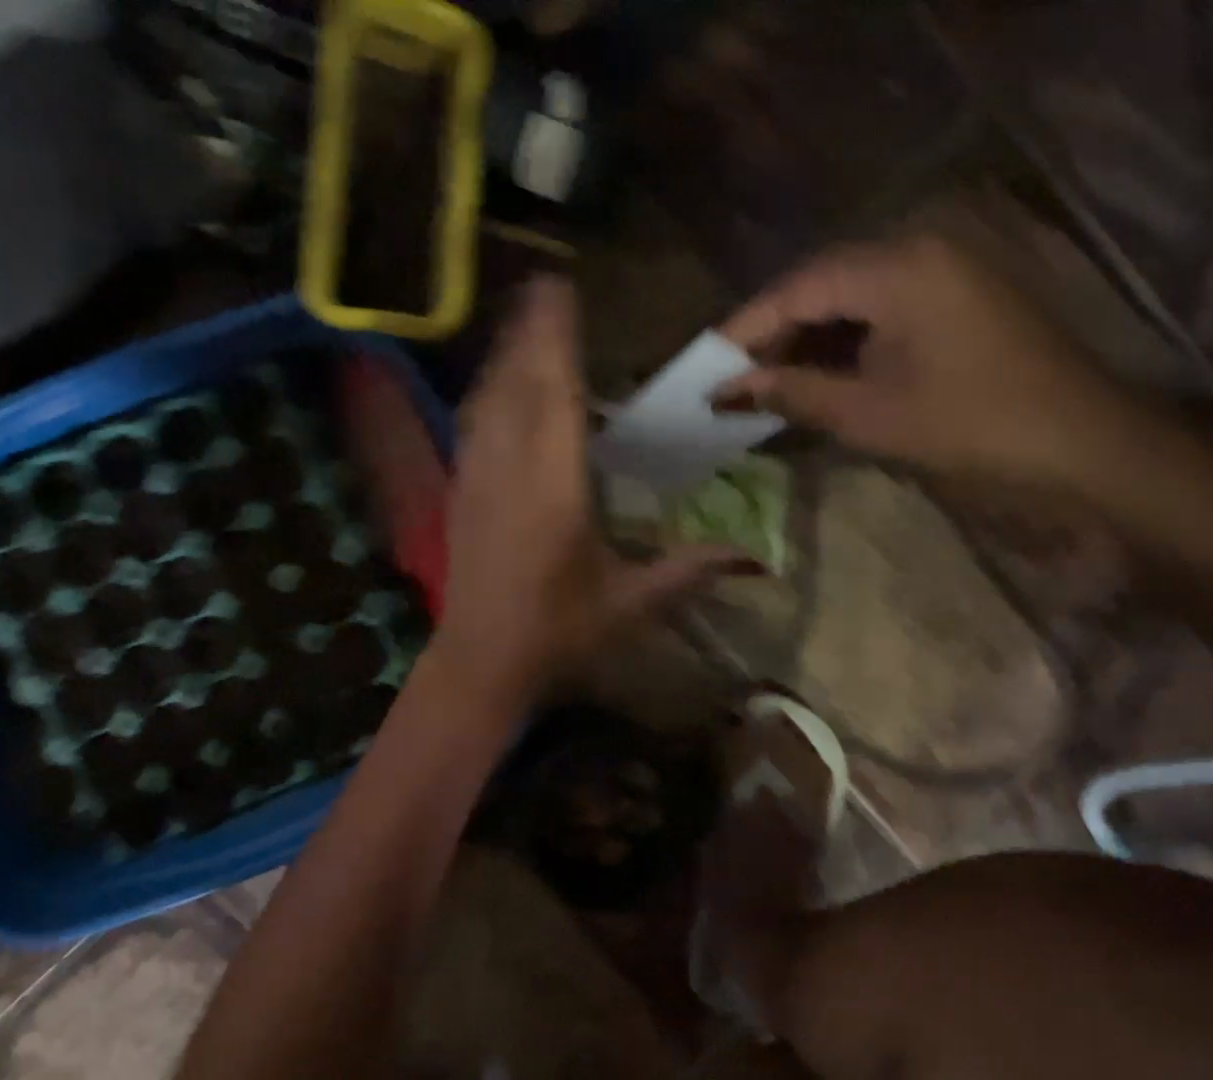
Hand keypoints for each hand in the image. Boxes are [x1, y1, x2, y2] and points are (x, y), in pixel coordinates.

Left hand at [434, 277, 754, 691]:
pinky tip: (495, 384)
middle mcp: (509, 471)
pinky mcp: (460, 493)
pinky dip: (487, 394)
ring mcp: (477, 479)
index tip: (559, 292)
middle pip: (518, 385)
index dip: (558, 340)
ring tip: (523, 320)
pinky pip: (472, 427)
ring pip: (489, 401)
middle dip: (530, 332)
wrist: (480, 661)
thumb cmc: (558, 634)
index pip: (557, 398)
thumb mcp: (630, 604)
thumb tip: (752, 555)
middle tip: (541, 285)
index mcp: (555, 490)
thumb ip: (688, 571)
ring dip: (506, 355)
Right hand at [711, 235, 1138, 491]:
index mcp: (899, 268)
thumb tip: (725, 390)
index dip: (744, 329)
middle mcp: (920, 247)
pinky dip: (843, 336)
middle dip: (771, 332)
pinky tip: (816, 371)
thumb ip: (790, 391)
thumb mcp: (868, 414)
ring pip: (848, 293)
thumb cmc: (973, 426)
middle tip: (729, 377)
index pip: (797, 289)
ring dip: (805, 336)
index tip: (701, 365)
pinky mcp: (958, 289)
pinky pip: (880, 303)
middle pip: (819, 283)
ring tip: (764, 381)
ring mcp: (945, 265)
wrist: (1087, 444)